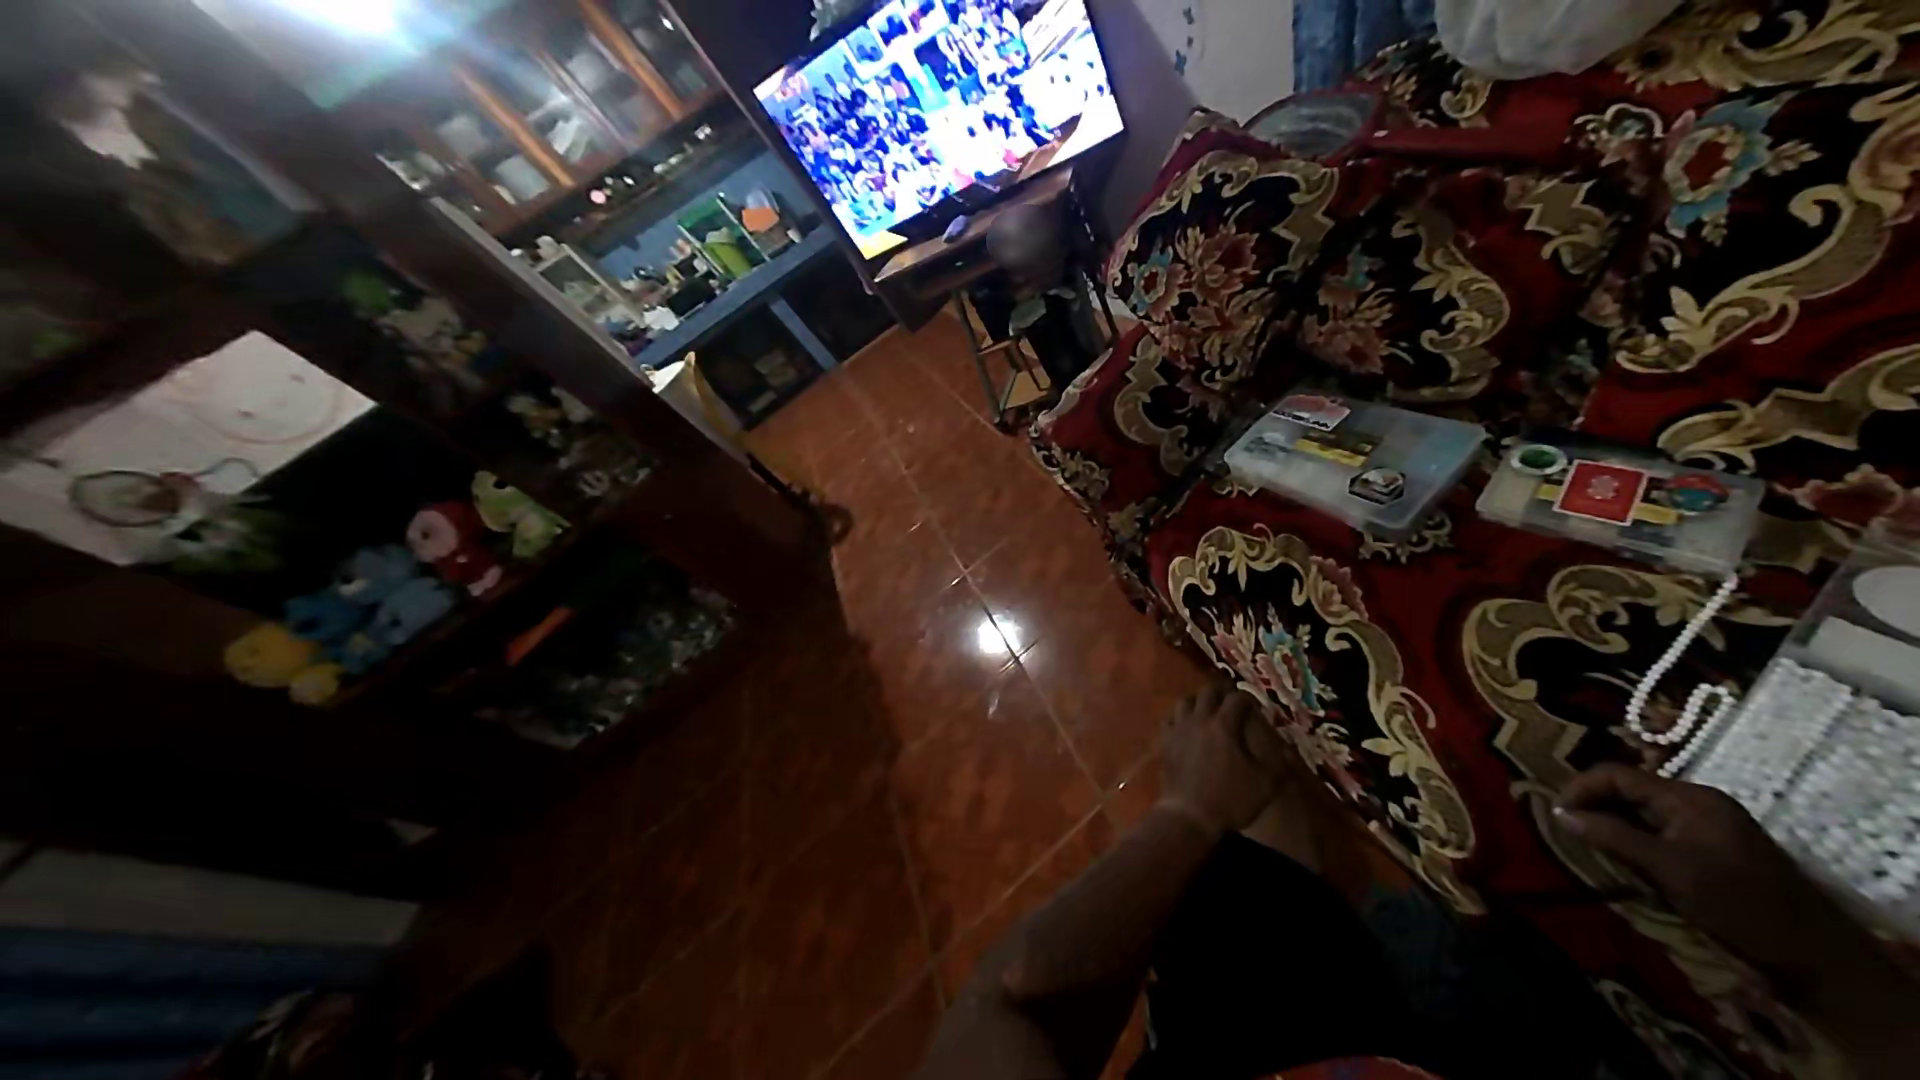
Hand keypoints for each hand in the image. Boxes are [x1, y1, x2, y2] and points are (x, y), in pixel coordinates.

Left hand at [1157, 684, 1287, 834]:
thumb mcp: (1266, 784)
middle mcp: (1199, 720)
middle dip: (1222, 690)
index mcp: (1223, 725)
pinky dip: (1180, 714)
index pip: (1236, 699)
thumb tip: (1288, 749)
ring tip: (1208, 706)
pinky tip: (1186, 722)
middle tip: (1232, 697)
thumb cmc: (1230, 799)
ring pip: (1186, 700)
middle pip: (1208, 692)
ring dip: (1199, 699)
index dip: (1248, 698)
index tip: (1255, 706)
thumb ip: (1280, 764)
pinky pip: (1170, 717)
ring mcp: (1178, 728)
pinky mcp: (1165, 741)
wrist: (1189, 815)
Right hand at [1554, 764, 1858, 979]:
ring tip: (1590, 842)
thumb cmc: (1739, 904)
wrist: (1816, 955)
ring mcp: (1707, 822)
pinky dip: (1632, 835)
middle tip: (1569, 828)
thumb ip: (1611, 835)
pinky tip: (1623, 854)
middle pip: (1628, 788)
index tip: (1557, 813)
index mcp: (1690, 797)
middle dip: (1594, 805)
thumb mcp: (1668, 869)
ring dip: (1611, 822)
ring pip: (1640, 809)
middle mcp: (1698, 800)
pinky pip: (1657, 827)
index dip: (1580, 788)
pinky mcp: (1711, 844)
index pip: (1617, 774)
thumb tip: (1559, 813)